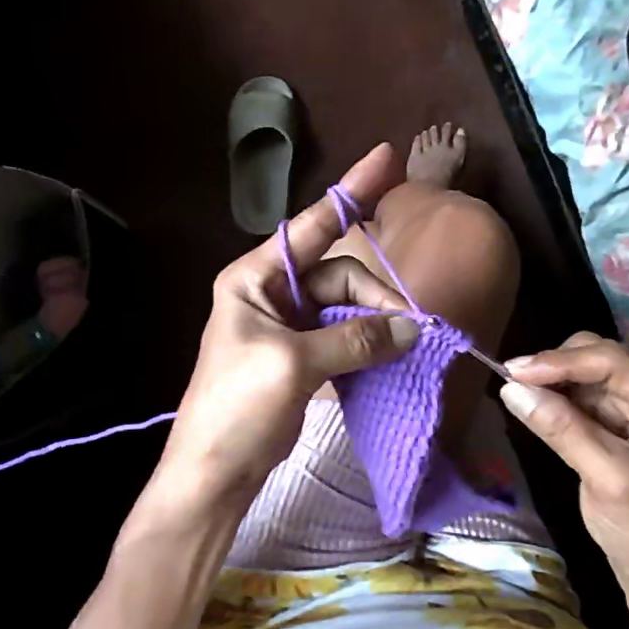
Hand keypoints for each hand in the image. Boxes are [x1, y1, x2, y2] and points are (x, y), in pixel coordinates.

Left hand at [155, 144, 419, 512]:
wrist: (215, 470)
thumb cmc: (238, 407)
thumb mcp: (293, 366)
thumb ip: (355, 340)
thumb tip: (413, 327)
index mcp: (255, 278)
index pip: (312, 227)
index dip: (351, 192)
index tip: (388, 158)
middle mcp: (271, 292)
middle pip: (340, 275)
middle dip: (377, 298)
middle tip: (412, 330)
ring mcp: (287, 325)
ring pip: (346, 308)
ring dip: (377, 323)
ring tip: (408, 345)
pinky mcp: (302, 356)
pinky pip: (345, 336)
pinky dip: (368, 344)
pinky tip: (390, 356)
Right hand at [498, 332, 628, 598]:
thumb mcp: (607, 479)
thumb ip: (562, 429)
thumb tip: (511, 388)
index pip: (615, 362)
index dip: (560, 362)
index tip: (511, 371)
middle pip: (602, 356)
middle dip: (556, 366)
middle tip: (512, 384)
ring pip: (588, 370)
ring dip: (553, 380)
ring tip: (519, 394)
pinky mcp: (625, 417)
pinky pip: (584, 392)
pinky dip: (557, 395)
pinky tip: (536, 405)